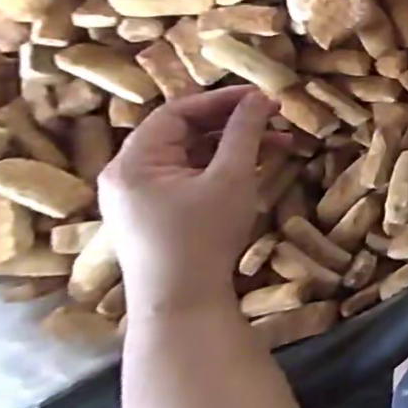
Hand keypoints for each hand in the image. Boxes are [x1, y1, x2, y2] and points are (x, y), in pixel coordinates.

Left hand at [100, 86, 275, 317]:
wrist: (182, 311)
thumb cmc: (203, 239)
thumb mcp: (231, 179)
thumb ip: (244, 132)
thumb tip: (259, 97)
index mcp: (135, 161)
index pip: (178, 112)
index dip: (223, 99)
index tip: (262, 96)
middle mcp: (128, 175)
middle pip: (184, 133)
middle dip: (233, 124)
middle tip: (275, 118)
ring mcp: (139, 199)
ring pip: (190, 157)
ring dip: (233, 147)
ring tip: (279, 145)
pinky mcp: (154, 217)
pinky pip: (188, 179)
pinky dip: (220, 170)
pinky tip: (255, 169)